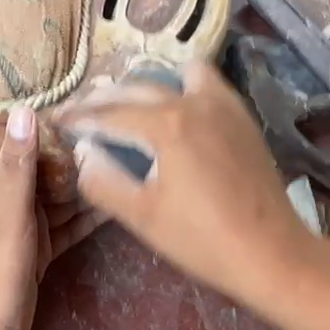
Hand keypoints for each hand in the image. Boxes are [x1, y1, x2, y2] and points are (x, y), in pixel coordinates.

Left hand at [0, 106, 104, 329]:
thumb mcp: (9, 218)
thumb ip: (18, 168)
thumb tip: (23, 110)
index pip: (23, 147)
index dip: (50, 128)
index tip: (85, 108)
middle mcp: (8, 203)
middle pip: (46, 172)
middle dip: (75, 156)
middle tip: (117, 136)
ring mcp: (25, 229)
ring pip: (60, 199)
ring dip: (85, 185)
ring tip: (123, 164)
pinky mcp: (39, 253)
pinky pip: (66, 227)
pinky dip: (86, 217)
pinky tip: (113, 204)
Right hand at [52, 63, 317, 304]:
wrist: (274, 254)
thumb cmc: (204, 241)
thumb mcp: (142, 217)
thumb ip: (103, 180)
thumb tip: (83, 151)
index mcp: (164, 126)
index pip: (108, 114)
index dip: (77, 117)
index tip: (55, 120)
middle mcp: (191, 101)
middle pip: (133, 88)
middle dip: (100, 99)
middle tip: (78, 113)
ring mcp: (220, 103)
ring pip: (168, 75)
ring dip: (140, 84)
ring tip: (123, 103)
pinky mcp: (239, 113)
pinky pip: (203, 80)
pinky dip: (180, 83)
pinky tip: (172, 104)